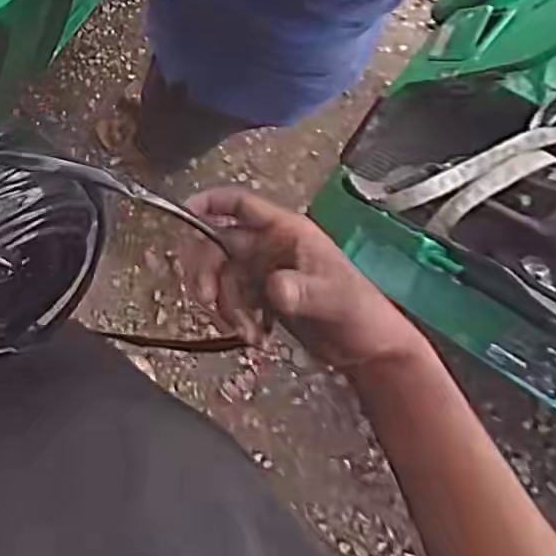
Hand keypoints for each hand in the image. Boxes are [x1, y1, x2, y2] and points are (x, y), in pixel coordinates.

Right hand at [185, 188, 427, 375]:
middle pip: (216, 243)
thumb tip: (272, 288)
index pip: (238, 203)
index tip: (184, 213)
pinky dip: (233, 318)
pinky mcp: (258, 295)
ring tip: (247, 333)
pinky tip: (256, 337)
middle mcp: (266, 245)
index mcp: (284, 230)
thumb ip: (300, 290)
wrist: (371, 353)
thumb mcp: (333, 298)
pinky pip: (228, 299)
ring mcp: (260, 270)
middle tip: (208, 300)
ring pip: (219, 276)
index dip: (208, 202)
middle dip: (206, 272)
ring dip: (224, 306)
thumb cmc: (359, 313)